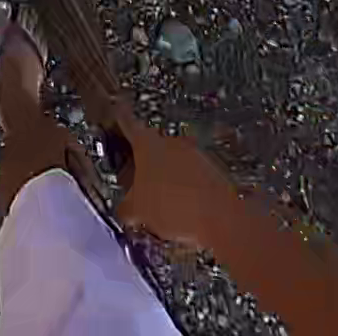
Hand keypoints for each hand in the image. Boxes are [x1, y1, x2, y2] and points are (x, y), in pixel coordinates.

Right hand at [108, 102, 238, 249]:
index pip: (126, 122)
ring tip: (161, 197)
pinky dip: (186, 184)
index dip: (117, 120)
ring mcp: (193, 153)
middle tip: (136, 177)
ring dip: (166, 172)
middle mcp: (168, 140)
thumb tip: (123, 211)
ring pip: (172, 158)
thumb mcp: (139, 211)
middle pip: (150, 142)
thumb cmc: (172, 206)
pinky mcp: (213, 169)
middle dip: (143, 158)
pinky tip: (183, 205)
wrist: (223, 219)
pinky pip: (192, 173)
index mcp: (145, 142)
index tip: (114, 118)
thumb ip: (126, 207)